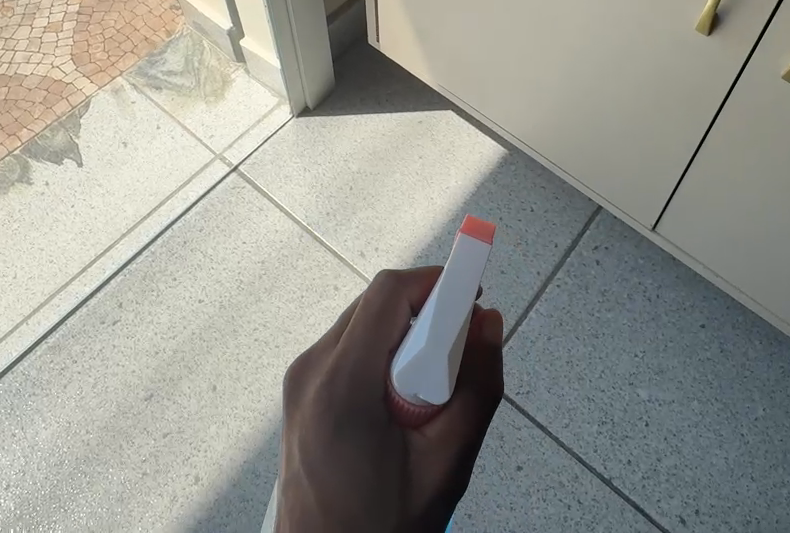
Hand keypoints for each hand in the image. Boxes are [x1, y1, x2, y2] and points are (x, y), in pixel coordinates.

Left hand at [277, 267, 504, 532]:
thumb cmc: (381, 528)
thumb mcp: (447, 465)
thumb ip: (477, 388)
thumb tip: (489, 322)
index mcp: (341, 387)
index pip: (389, 293)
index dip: (436, 281)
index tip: (472, 294)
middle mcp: (312, 371)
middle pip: (378, 303)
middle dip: (426, 313)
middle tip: (459, 350)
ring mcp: (301, 378)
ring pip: (366, 319)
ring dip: (407, 334)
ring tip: (430, 387)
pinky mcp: (302, 388)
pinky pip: (352, 343)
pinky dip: (385, 352)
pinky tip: (402, 398)